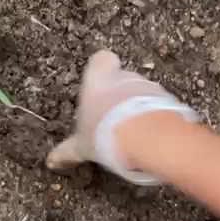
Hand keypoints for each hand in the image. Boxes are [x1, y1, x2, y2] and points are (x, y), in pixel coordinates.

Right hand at [45, 50, 199, 183]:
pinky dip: (155, 117)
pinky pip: (160, 106)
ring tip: (133, 133)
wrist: (147, 138)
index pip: (101, 60)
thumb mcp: (82, 146)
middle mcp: (124, 77)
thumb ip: (68, 150)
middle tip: (112, 119)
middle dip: (120, 95)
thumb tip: (51, 160)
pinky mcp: (168, 101)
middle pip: (123, 78)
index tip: (98, 85)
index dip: (101, 70)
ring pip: (142, 92)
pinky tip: (149, 137)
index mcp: (98, 80)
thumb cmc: (105, 133)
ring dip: (138, 107)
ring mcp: (149, 87)